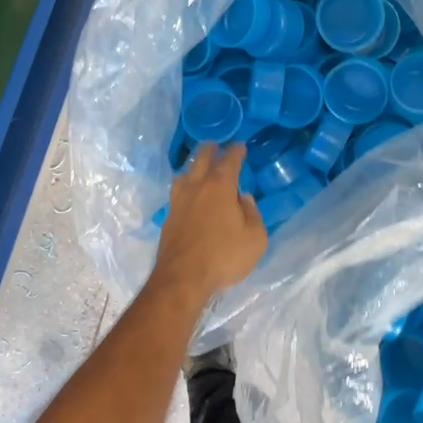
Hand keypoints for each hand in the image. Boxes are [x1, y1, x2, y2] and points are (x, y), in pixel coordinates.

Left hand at [151, 143, 267, 300]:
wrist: (183, 277)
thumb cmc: (224, 255)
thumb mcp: (254, 238)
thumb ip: (252, 214)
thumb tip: (243, 198)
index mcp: (220, 186)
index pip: (229, 160)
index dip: (236, 151)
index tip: (240, 145)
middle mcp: (196, 187)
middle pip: (201, 159)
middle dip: (210, 149)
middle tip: (216, 145)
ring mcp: (178, 202)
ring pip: (184, 173)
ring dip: (192, 165)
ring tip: (197, 166)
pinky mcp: (168, 218)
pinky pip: (177, 192)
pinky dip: (184, 186)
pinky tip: (186, 193)